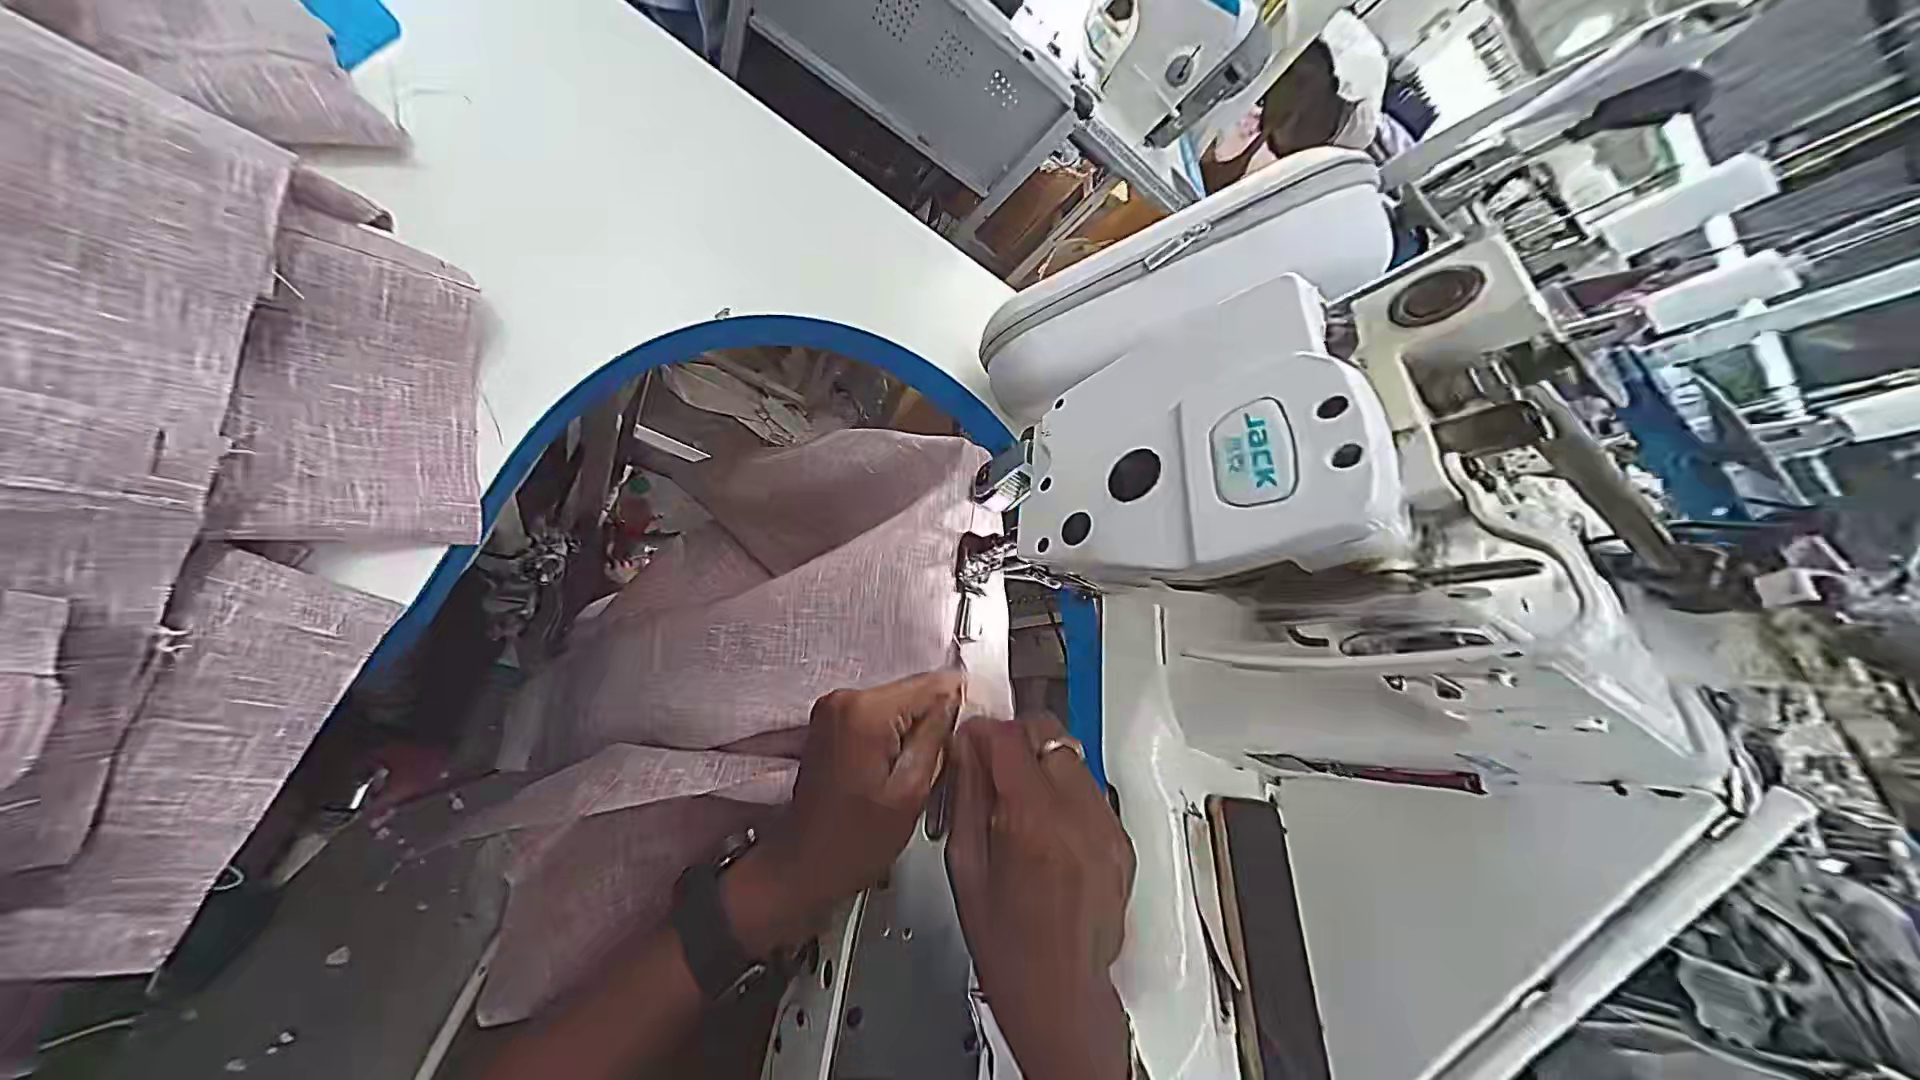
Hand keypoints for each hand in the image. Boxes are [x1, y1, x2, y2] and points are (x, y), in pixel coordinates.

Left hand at [724, 670, 962, 953]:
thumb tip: (955, 699)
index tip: (963, 736)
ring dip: (915, 726)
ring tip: (916, 768)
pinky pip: (880, 711)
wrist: (804, 864)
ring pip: (900, 700)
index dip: (958, 706)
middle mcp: (845, 698)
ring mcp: (834, 706)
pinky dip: (895, 731)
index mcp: (867, 712)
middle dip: (934, 719)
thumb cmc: (856, 841)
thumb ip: (937, 735)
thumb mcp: (912, 790)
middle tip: (941, 760)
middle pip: (914, 689)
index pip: (933, 684)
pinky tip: (896, 764)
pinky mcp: (832, 718)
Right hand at [947, 715, 1135, 1079]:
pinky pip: (1089, 787)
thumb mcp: (966, 864)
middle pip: (1047, 730)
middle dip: (1015, 735)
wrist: (1063, 995)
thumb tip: (967, 749)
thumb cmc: (1009, 946)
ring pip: (1070, 754)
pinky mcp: (1121, 838)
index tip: (971, 737)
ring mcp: (1105, 825)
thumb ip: (966, 794)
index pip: (1009, 736)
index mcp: (1031, 821)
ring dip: (1041, 761)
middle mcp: (1076, 815)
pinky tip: (1047, 821)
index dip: (984, 730)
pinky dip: (1065, 789)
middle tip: (994, 758)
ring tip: (1020, 797)